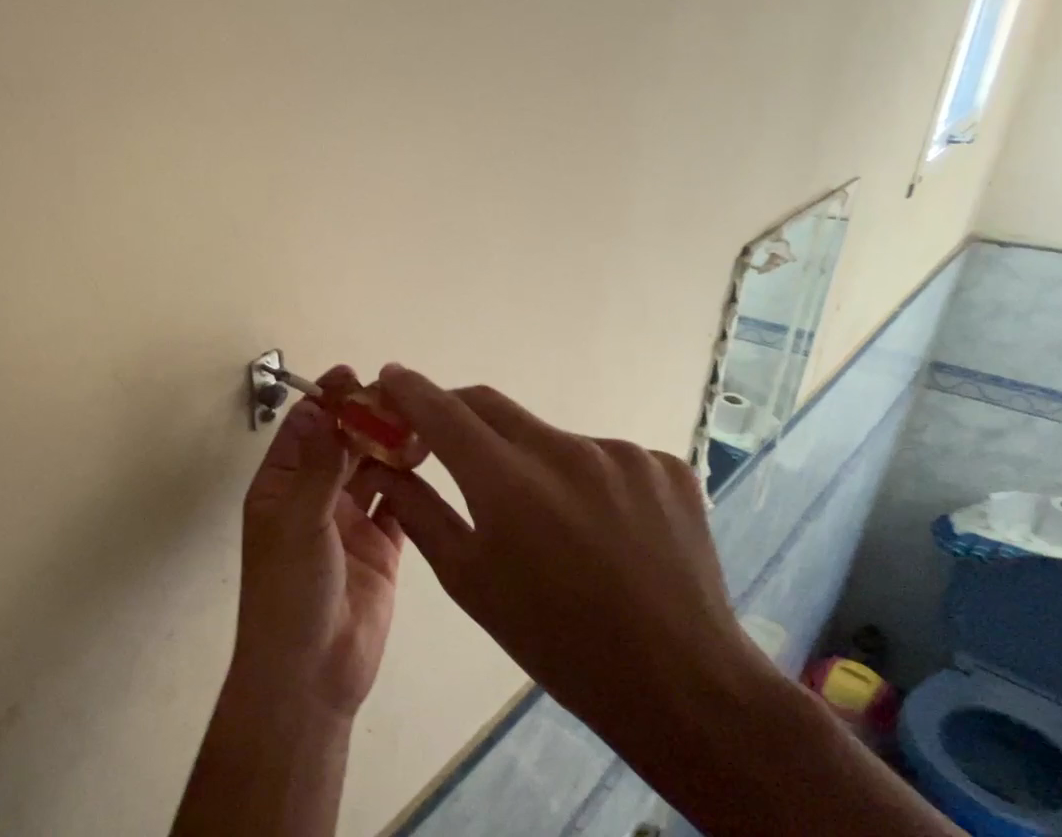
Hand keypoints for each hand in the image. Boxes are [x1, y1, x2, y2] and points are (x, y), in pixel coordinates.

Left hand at [232, 365, 404, 719]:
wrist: (312, 672)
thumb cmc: (290, 592)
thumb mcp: (298, 521)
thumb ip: (317, 466)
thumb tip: (321, 408)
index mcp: (280, 488)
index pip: (303, 432)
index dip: (326, 402)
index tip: (354, 374)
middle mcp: (313, 500)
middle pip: (341, 447)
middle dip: (365, 421)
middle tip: (401, 397)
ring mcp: (348, 525)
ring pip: (371, 473)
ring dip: (390, 449)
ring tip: (420, 425)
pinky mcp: (381, 549)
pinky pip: (398, 507)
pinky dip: (410, 485)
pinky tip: (431, 461)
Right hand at [360, 364, 771, 739]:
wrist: (680, 683)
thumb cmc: (554, 640)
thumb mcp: (468, 580)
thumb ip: (418, 511)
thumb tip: (380, 466)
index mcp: (507, 482)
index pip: (442, 410)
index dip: (408, 389)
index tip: (388, 378)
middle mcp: (565, 451)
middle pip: (489, 405)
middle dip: (455, 413)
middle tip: (440, 442)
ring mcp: (623, 454)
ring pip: (548, 436)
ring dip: (524, 457)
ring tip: (540, 518)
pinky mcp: (667, 467)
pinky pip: (602, 456)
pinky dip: (581, 477)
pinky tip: (595, 526)